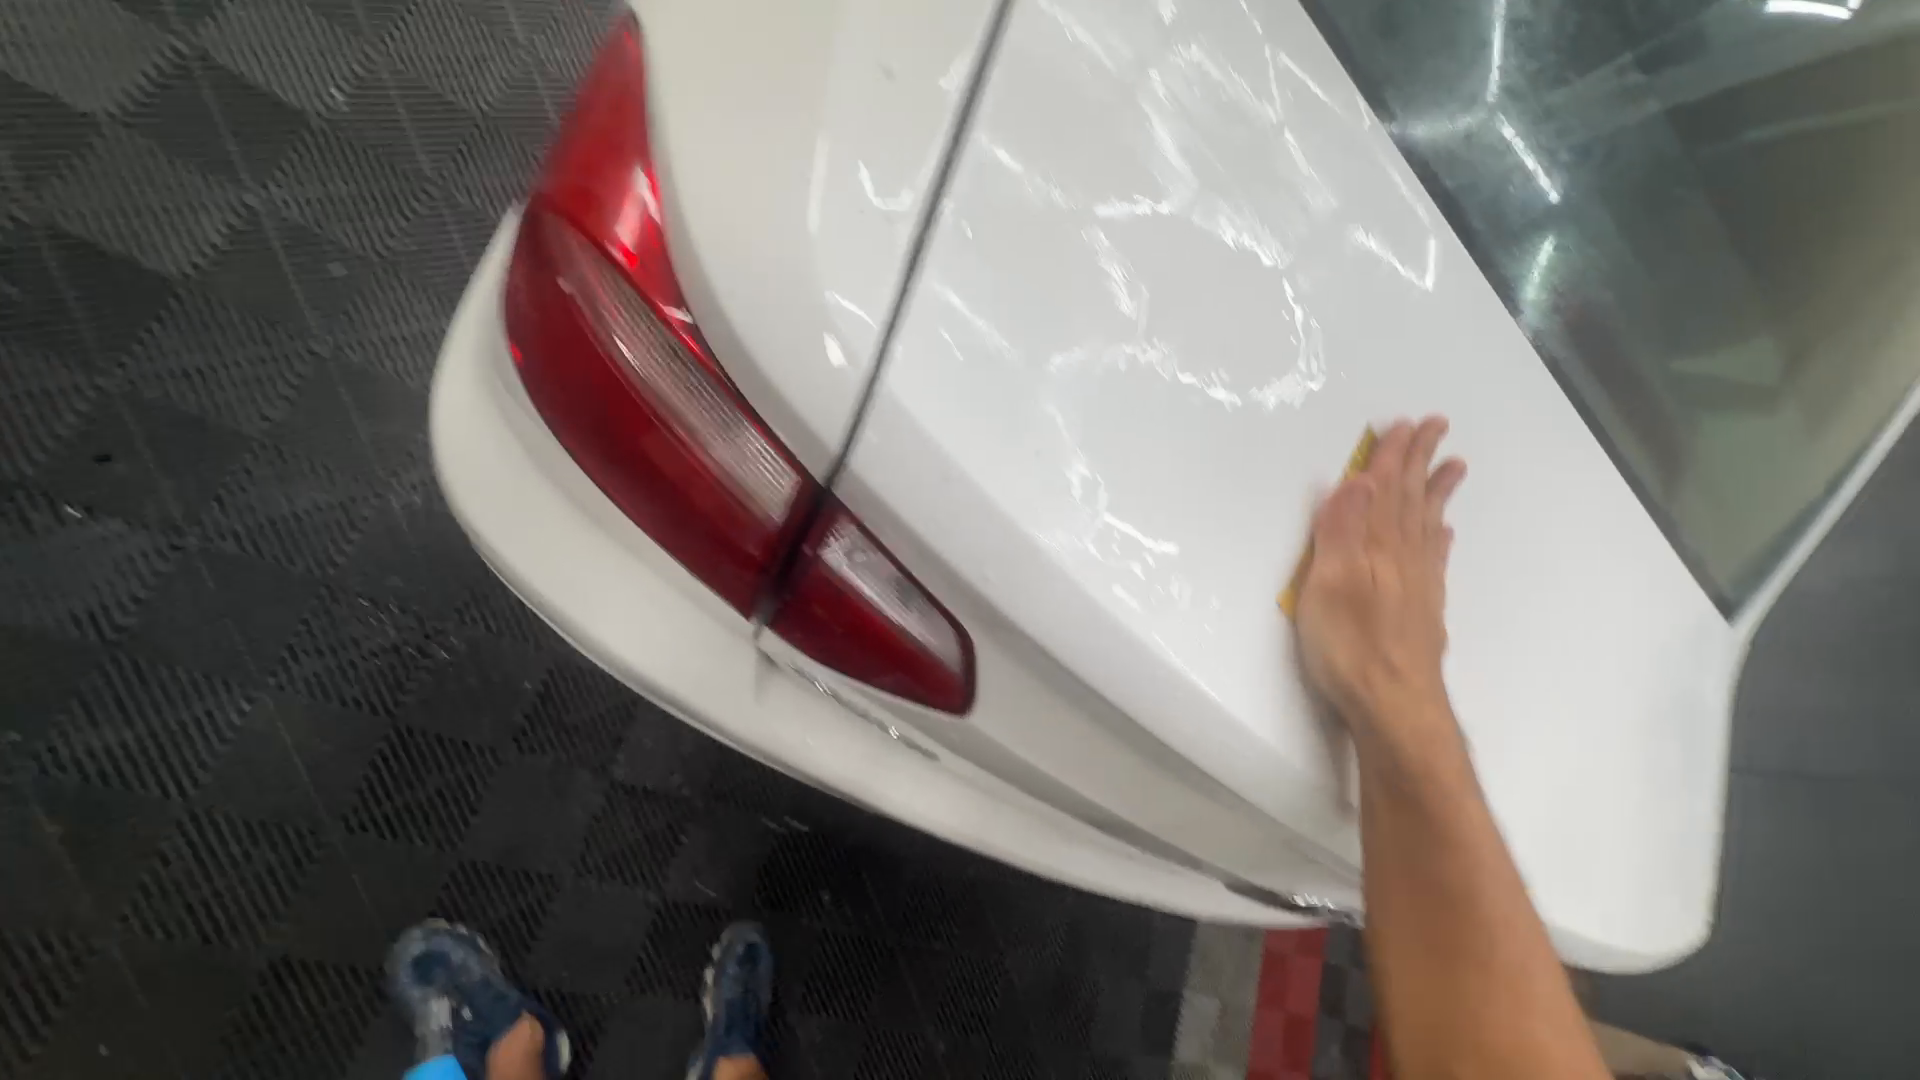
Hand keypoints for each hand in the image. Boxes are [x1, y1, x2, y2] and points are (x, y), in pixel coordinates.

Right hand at [1296, 417, 1466, 740]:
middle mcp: (1401, 558)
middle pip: (1411, 501)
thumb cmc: (1348, 645)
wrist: (1394, 703)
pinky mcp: (1422, 610)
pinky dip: (1438, 538)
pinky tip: (1443, 532)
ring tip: (1453, 465)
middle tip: (1435, 426)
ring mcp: (1417, 584)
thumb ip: (1340, 533)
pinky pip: (1434, 561)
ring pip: (1427, 525)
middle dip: (1418, 462)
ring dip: (1436, 493)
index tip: (1404, 424)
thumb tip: (1356, 482)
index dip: (1392, 457)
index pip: (1384, 492)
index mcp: (1374, 548)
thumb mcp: (1328, 584)